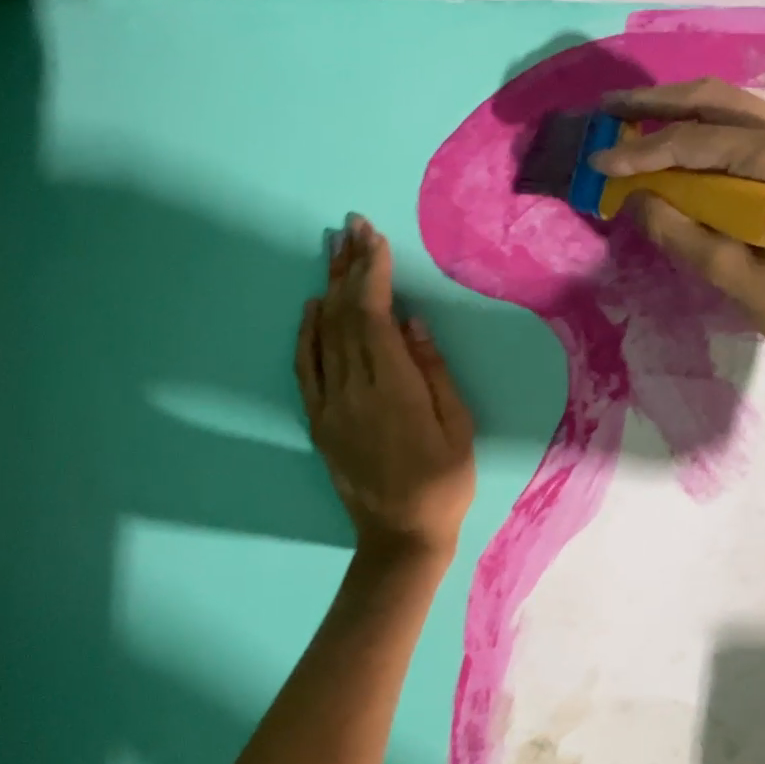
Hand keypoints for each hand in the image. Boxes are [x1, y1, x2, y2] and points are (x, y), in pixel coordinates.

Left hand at [295, 215, 476, 563]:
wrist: (400, 537)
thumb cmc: (443, 482)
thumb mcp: (458, 427)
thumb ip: (433, 372)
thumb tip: (411, 323)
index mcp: (395, 388)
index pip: (374, 316)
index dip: (372, 273)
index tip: (375, 239)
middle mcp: (355, 389)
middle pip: (345, 315)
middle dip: (349, 267)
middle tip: (351, 226)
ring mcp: (331, 405)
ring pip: (324, 334)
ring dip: (328, 289)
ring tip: (334, 251)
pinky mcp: (319, 420)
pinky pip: (306, 368)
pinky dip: (306, 332)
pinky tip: (311, 305)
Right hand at [594, 78, 764, 378]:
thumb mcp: (732, 274)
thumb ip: (678, 231)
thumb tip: (634, 197)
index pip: (695, 142)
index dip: (640, 152)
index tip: (597, 161)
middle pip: (715, 101)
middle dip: (657, 104)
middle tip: (608, 109)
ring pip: (733, 110)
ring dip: (681, 113)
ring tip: (632, 119)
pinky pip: (750, 130)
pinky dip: (708, 132)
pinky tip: (679, 146)